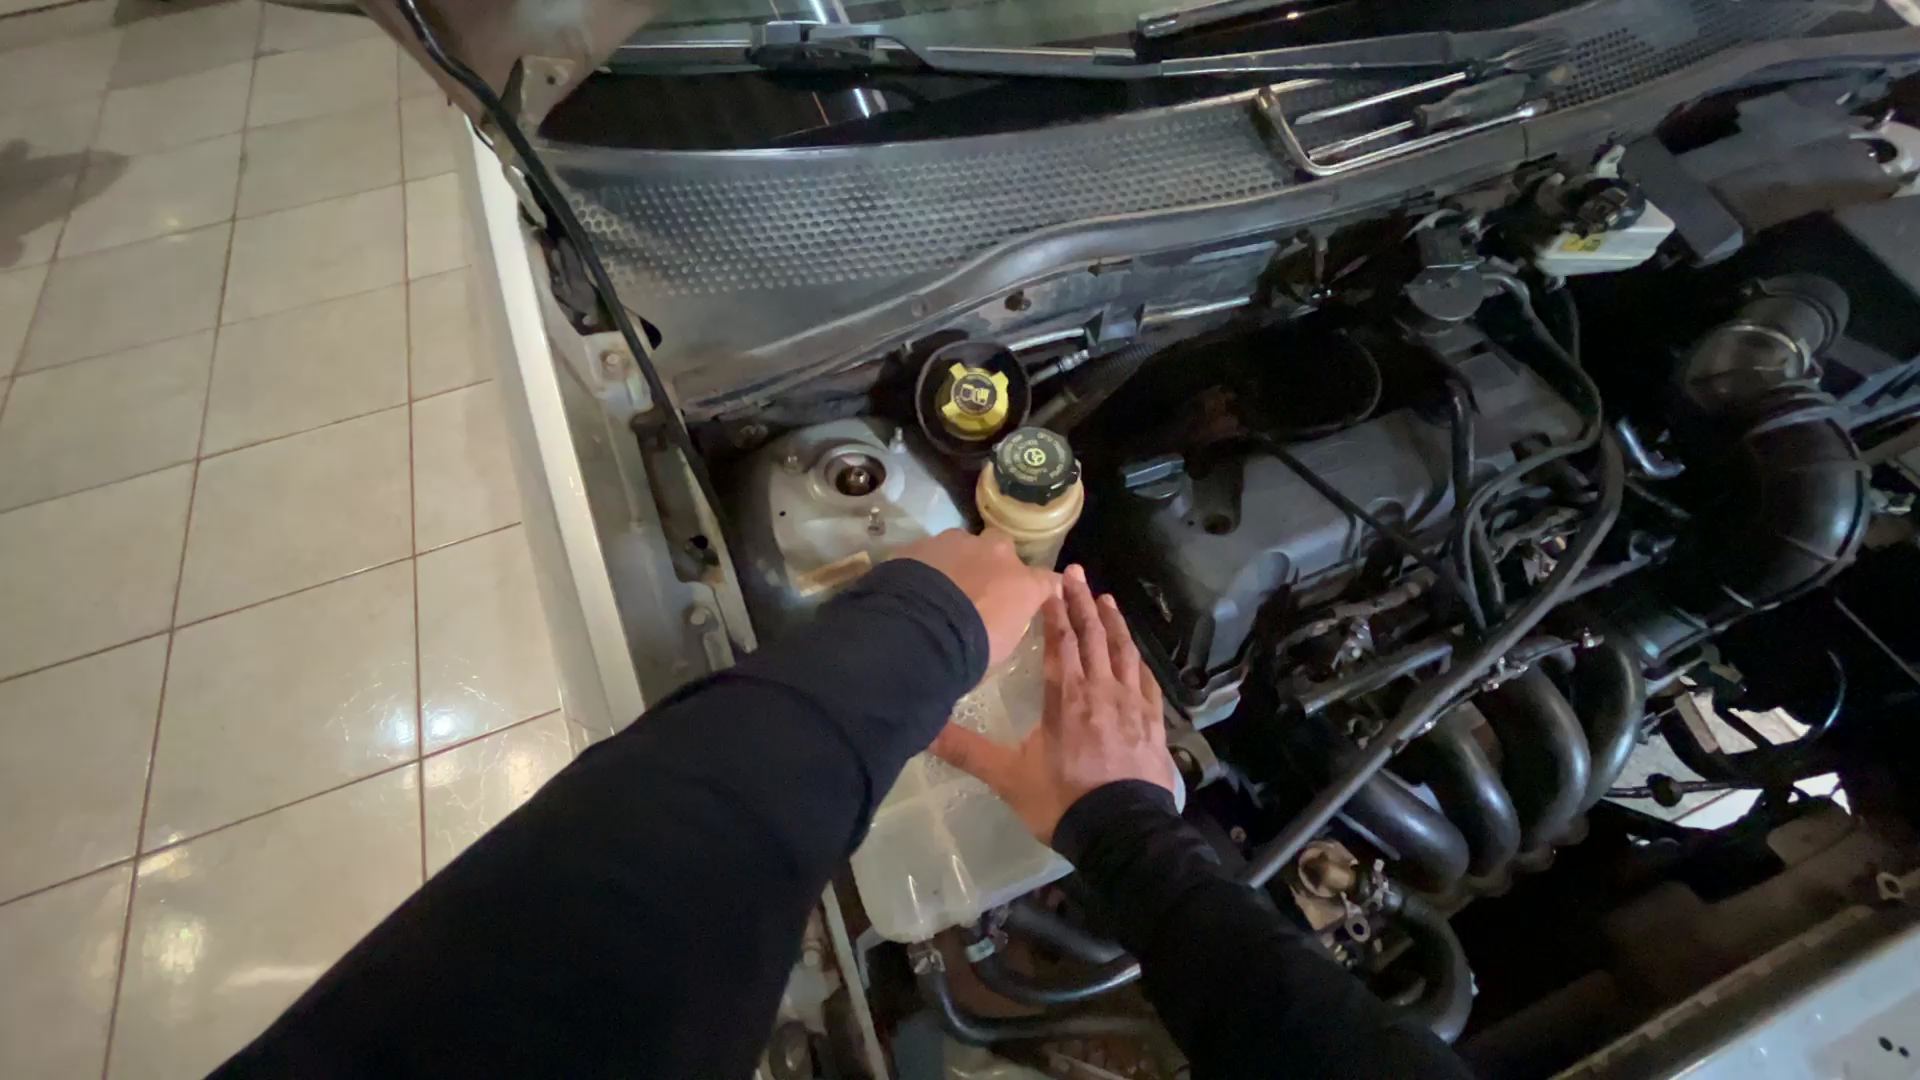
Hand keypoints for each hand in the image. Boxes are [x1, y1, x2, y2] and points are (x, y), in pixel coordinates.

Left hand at [897, 529, 1055, 666]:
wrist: (918, 632)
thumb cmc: (971, 651)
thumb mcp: (1003, 645)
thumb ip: (1009, 621)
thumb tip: (1002, 618)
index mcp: (1024, 583)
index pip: (1047, 580)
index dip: (1040, 587)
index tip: (1036, 596)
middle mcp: (998, 554)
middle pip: (1004, 547)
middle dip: (995, 562)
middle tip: (979, 585)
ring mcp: (960, 542)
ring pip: (966, 543)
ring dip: (961, 559)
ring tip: (943, 583)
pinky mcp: (926, 541)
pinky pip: (933, 549)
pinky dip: (930, 563)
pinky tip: (918, 582)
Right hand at [930, 565, 1176, 844]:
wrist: (1122, 833)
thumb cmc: (1063, 800)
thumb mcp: (1008, 777)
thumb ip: (967, 750)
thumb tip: (922, 730)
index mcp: (1066, 696)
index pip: (1061, 641)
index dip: (1055, 611)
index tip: (1052, 584)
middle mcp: (1100, 689)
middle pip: (1092, 636)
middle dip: (1082, 602)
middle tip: (1077, 573)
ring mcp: (1131, 704)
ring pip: (1122, 651)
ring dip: (1113, 623)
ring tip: (1107, 600)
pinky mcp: (1152, 722)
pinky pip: (1145, 681)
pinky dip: (1138, 660)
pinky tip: (1136, 654)